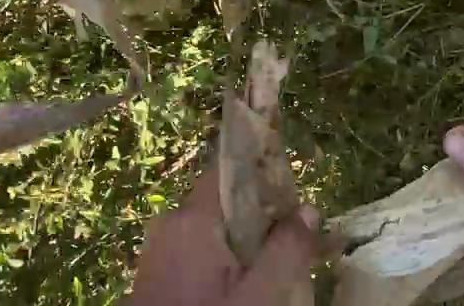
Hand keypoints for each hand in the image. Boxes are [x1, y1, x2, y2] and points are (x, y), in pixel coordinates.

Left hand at [126, 164, 321, 305]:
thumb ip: (286, 251)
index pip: (232, 170)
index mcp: (192, 217)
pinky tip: (242, 288)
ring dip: (245, 245)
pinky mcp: (155, 278)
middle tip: (293, 241)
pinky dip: (223, 264)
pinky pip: (197, 255)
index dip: (267, 177)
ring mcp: (159, 252)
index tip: (294, 198)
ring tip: (274, 270)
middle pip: (226, 203)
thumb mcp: (256, 298)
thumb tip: (308, 210)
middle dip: (261, 218)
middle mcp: (171, 224)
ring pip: (214, 232)